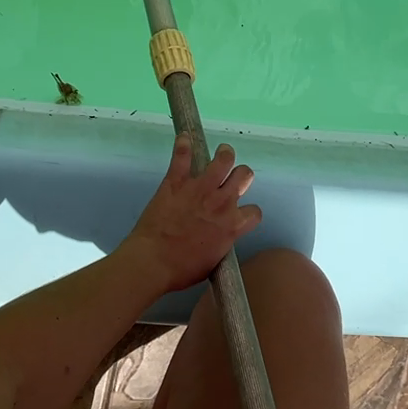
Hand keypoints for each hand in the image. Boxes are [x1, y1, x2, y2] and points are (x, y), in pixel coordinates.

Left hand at [118, 135, 261, 293]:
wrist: (152, 261)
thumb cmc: (181, 269)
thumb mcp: (213, 262)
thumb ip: (223, 242)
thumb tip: (222, 236)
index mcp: (233, 226)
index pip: (255, 211)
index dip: (248, 212)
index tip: (240, 213)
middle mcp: (222, 202)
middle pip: (244, 175)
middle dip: (241, 175)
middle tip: (232, 178)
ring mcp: (200, 188)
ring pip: (223, 158)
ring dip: (224, 154)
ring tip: (221, 153)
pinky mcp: (177, 181)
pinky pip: (183, 155)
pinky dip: (183, 145)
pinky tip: (184, 138)